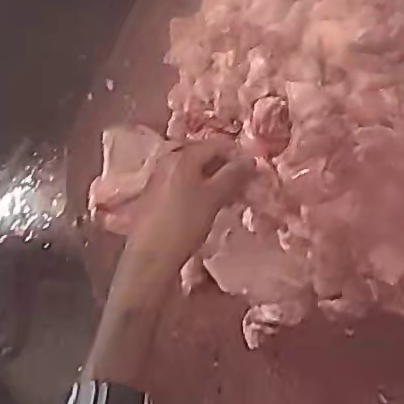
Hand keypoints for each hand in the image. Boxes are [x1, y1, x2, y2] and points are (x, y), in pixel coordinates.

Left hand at [85, 138, 252, 387]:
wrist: (150, 259)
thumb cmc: (184, 223)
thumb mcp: (214, 198)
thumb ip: (233, 175)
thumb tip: (250, 160)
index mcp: (183, 156)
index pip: (217, 144)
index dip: (237, 154)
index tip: (253, 171)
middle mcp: (169, 160)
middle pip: (204, 155)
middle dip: (225, 167)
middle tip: (243, 184)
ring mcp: (160, 177)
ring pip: (194, 170)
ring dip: (213, 179)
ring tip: (228, 197)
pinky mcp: (155, 195)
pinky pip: (183, 182)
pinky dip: (199, 188)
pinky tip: (207, 206)